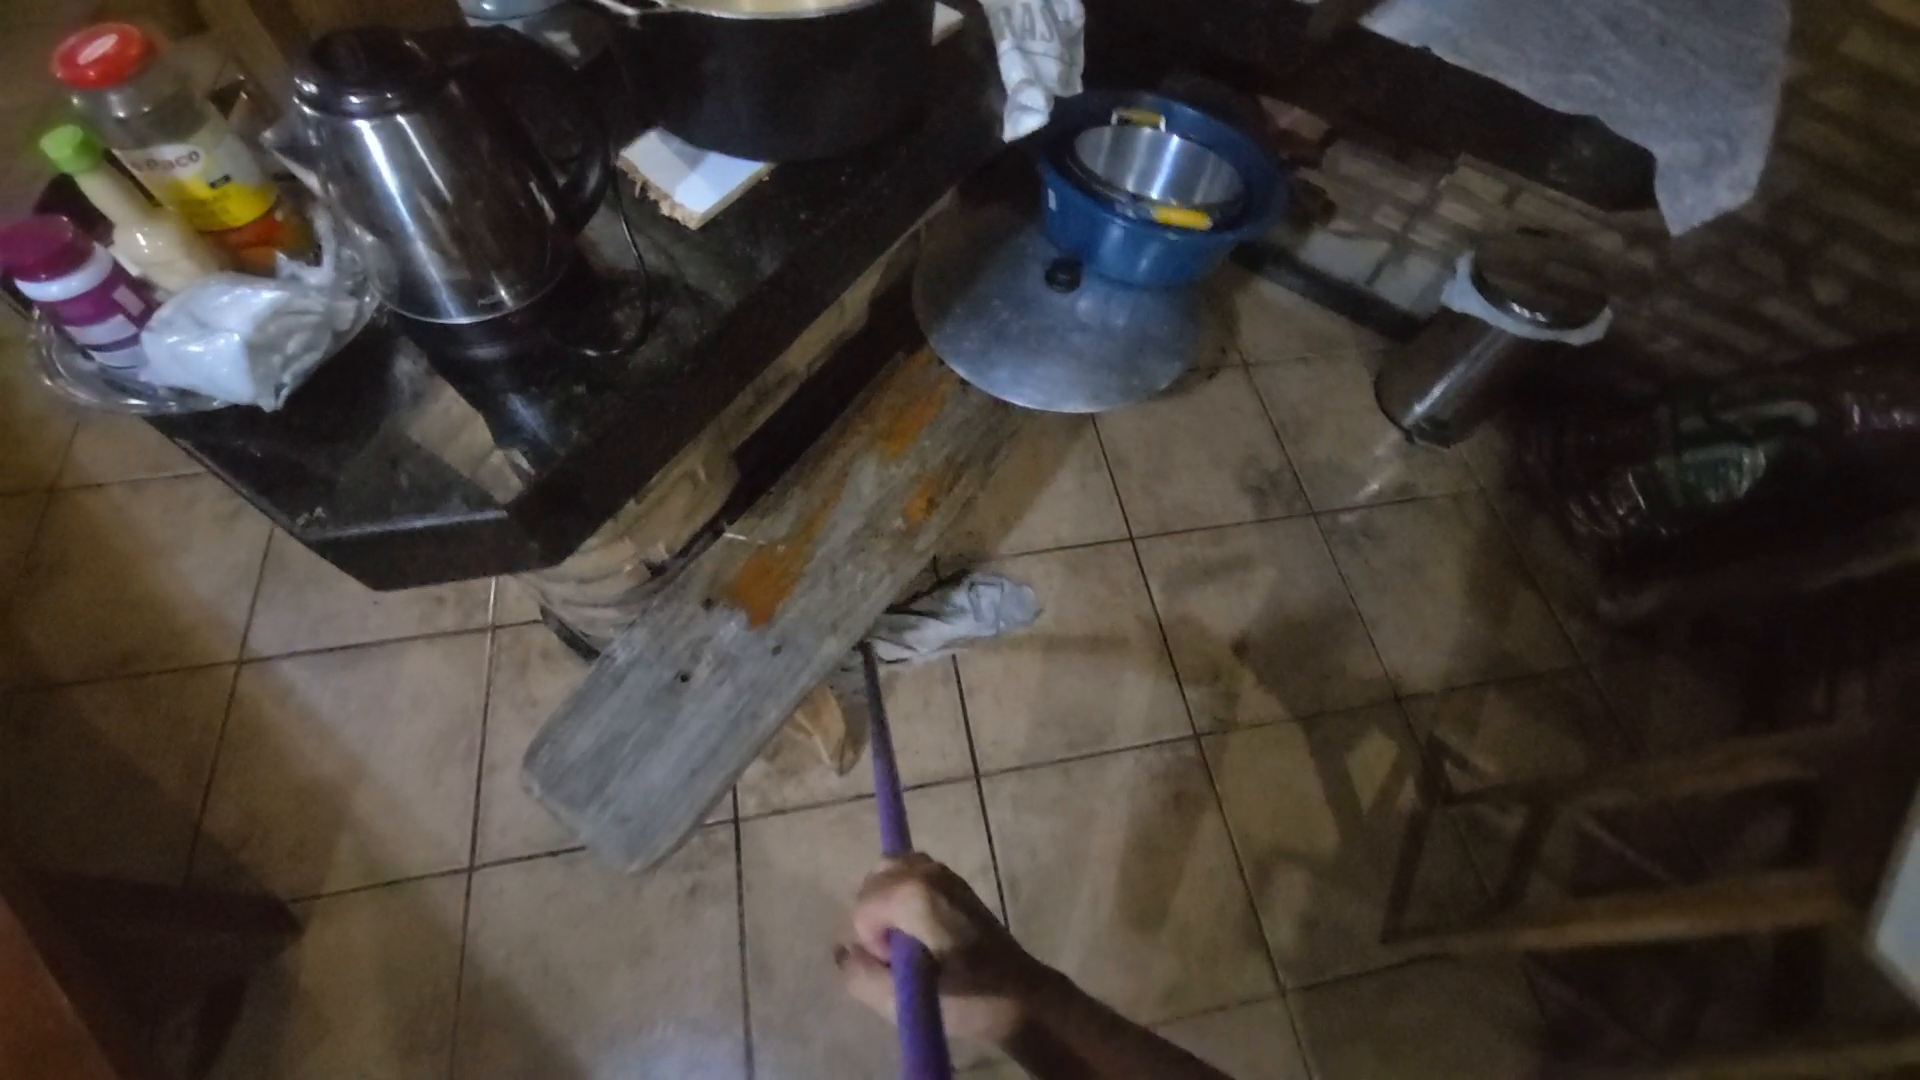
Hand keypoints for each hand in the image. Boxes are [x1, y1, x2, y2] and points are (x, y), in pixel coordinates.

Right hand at [836, 852, 1053, 1046]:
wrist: (1018, 993)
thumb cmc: (966, 997)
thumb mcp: (904, 1002)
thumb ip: (861, 976)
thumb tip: (843, 951)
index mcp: (915, 894)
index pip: (863, 905)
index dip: (871, 938)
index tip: (895, 962)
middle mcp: (927, 871)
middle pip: (873, 880)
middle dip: (875, 915)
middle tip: (899, 952)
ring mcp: (943, 870)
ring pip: (891, 871)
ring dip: (887, 903)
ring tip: (908, 939)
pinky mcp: (953, 878)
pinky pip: (911, 873)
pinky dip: (904, 894)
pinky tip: (921, 928)